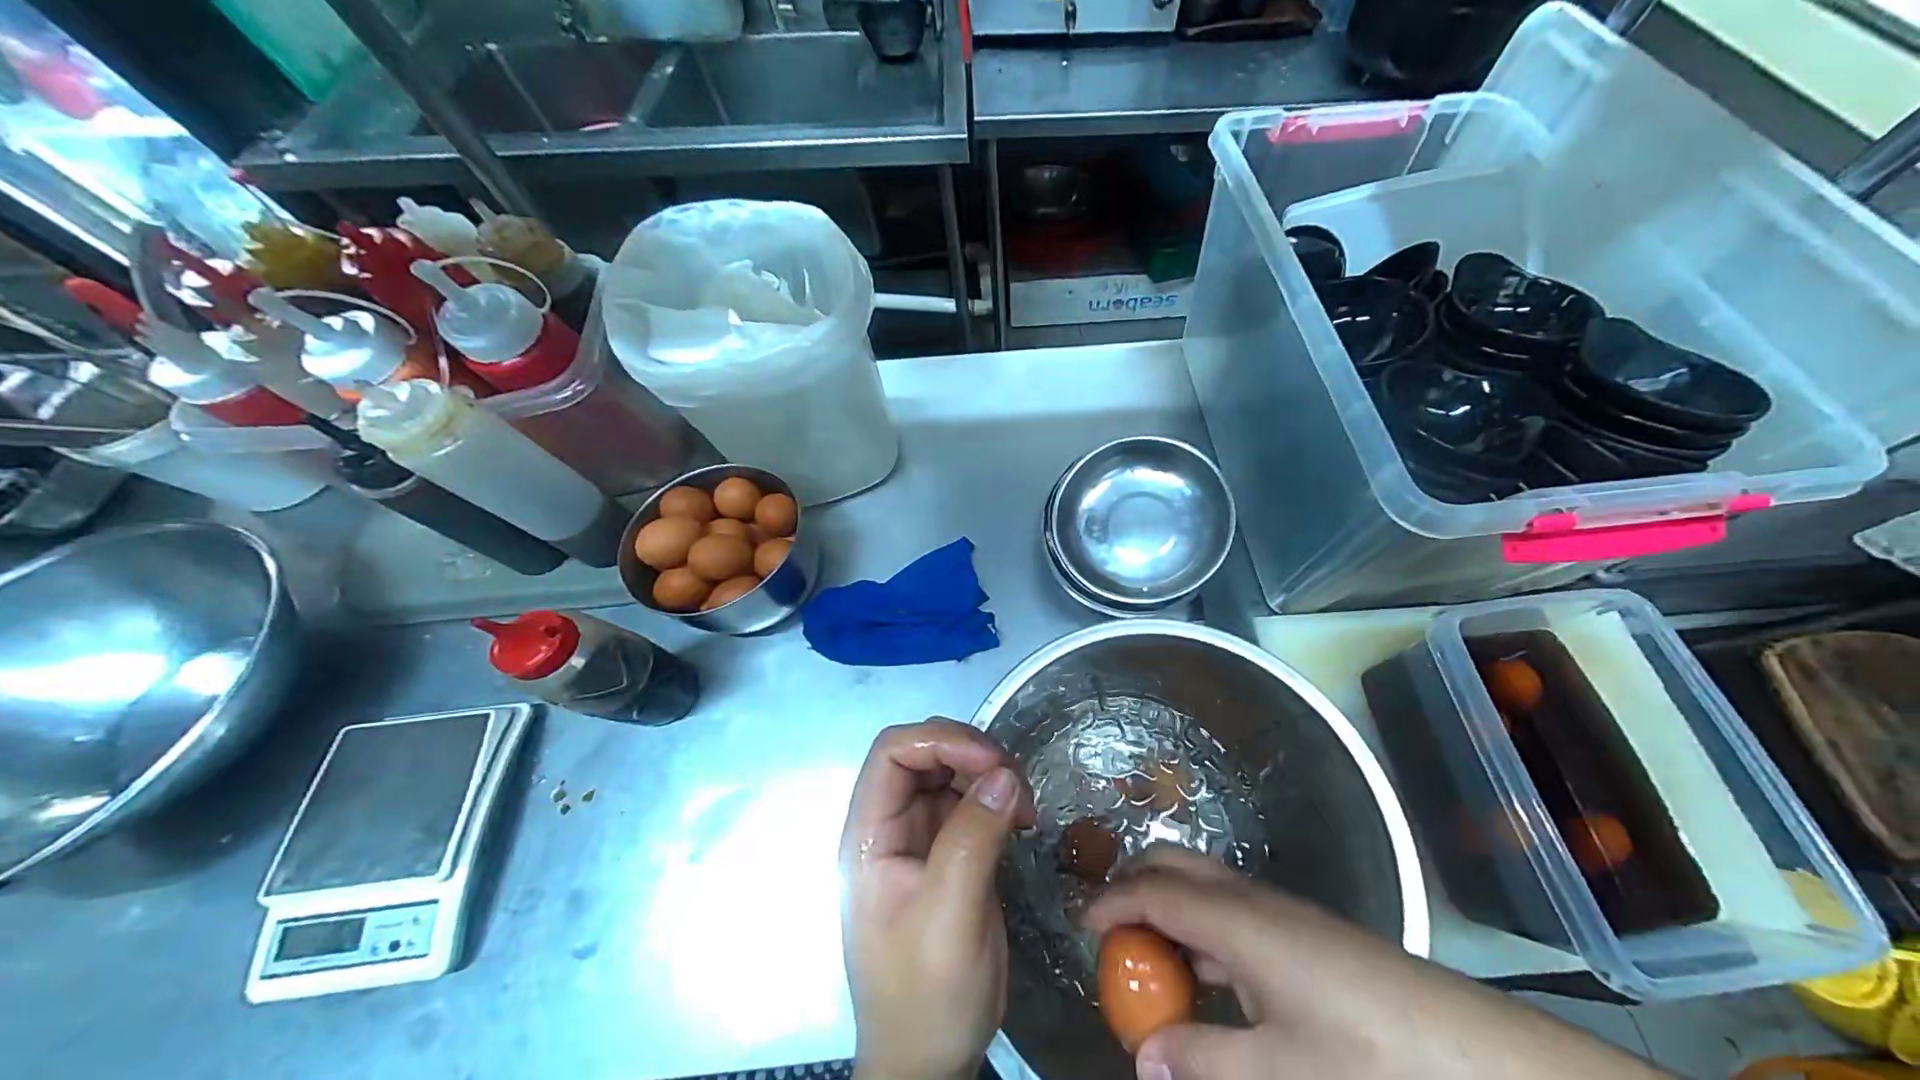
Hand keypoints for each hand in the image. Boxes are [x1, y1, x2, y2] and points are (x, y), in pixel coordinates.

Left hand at [840, 719, 1036, 1079]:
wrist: (928, 1059)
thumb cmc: (925, 995)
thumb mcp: (948, 919)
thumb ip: (971, 841)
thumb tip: (1004, 774)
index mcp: (870, 834)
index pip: (892, 753)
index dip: (940, 741)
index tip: (992, 763)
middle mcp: (891, 826)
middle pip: (923, 755)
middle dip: (971, 756)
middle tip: (1017, 785)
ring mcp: (919, 839)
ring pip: (951, 775)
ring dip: (990, 777)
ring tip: (1026, 808)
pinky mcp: (948, 854)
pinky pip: (971, 805)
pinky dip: (999, 801)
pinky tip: (1022, 821)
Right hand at [1087, 846, 1669, 1079]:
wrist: (1480, 1057)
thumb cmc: (1368, 1059)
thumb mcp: (1278, 1072)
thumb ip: (1202, 1059)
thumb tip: (1143, 1058)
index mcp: (1239, 921)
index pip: (1155, 890)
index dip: (1112, 902)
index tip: (1079, 925)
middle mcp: (1256, 900)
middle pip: (1177, 865)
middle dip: (1135, 886)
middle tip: (1109, 931)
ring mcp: (1285, 912)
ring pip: (1206, 886)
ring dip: (1170, 908)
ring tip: (1151, 958)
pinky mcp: (1307, 932)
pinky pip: (1234, 912)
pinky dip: (1203, 930)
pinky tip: (1210, 977)